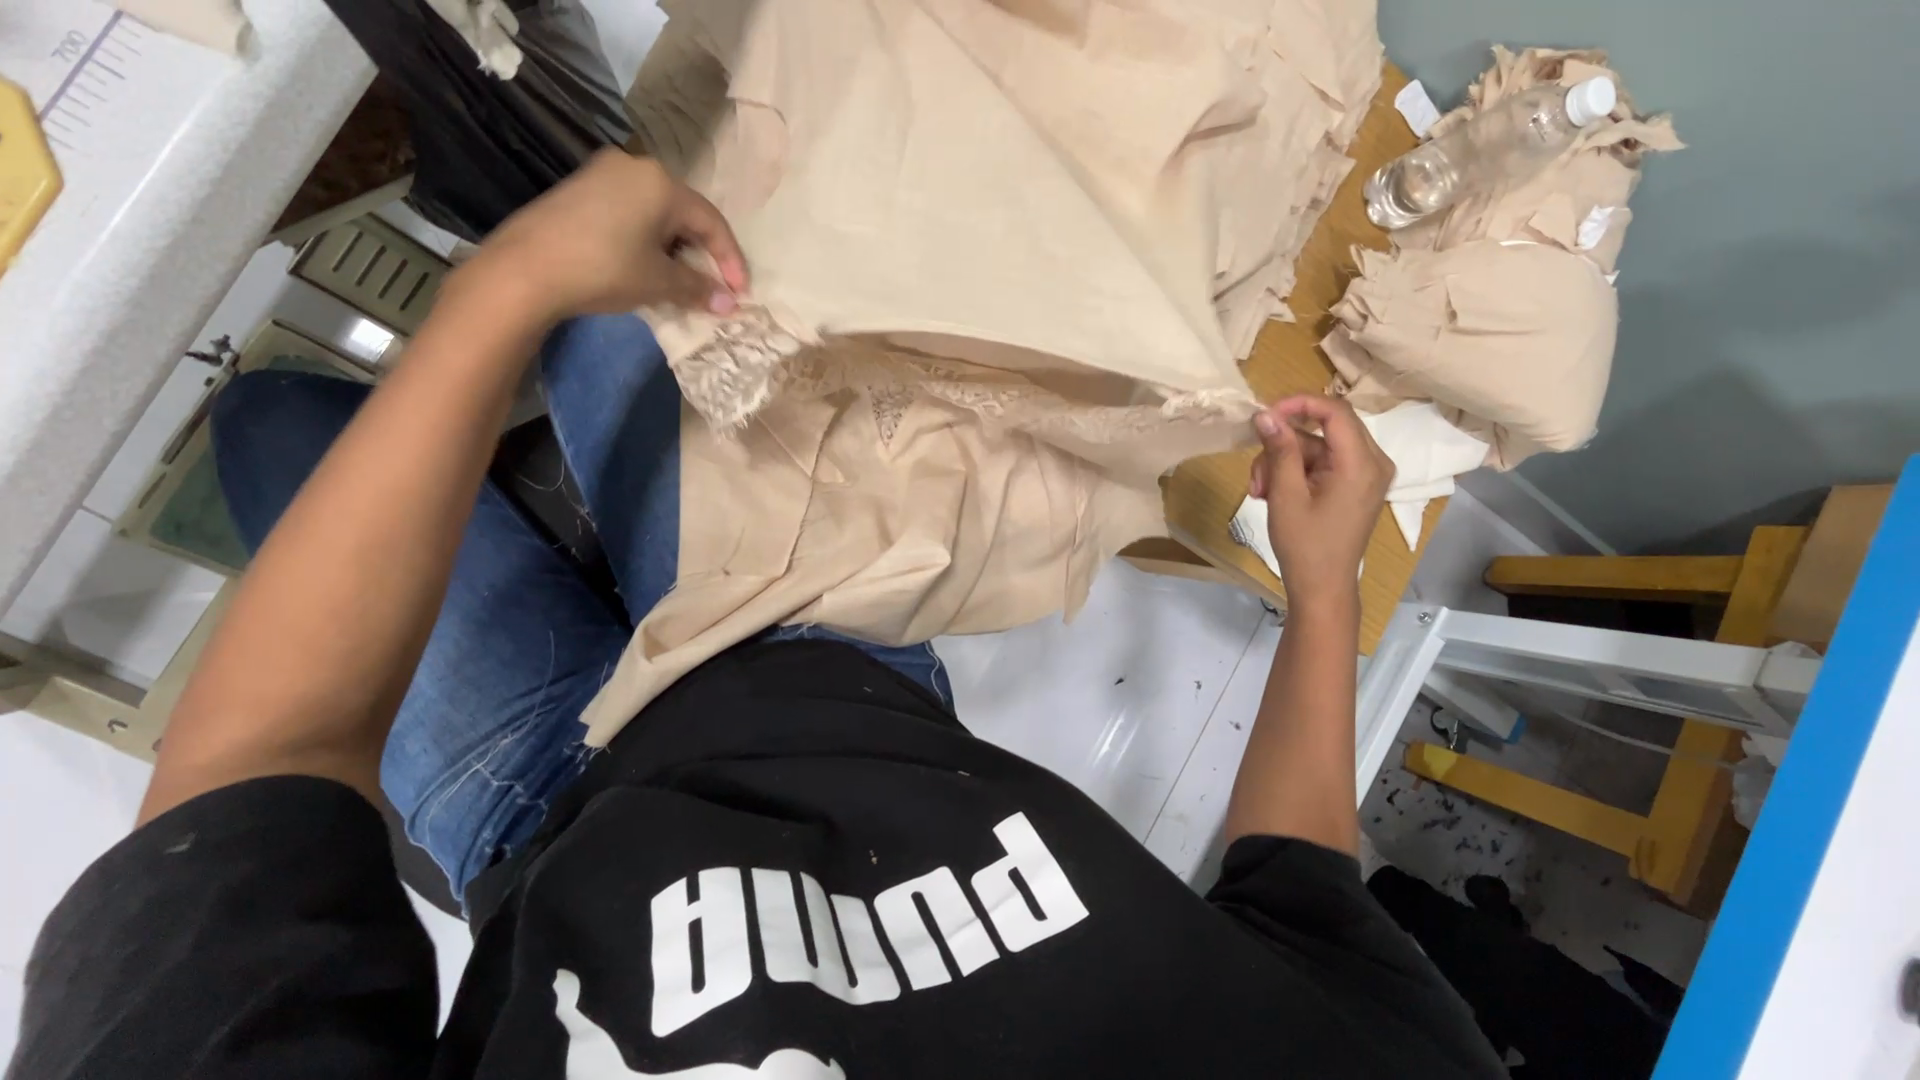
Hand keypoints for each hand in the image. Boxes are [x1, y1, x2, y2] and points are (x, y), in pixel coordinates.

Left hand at [459, 148, 749, 324]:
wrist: (525, 269)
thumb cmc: (604, 269)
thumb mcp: (659, 282)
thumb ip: (698, 288)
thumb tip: (728, 303)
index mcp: (662, 182)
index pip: (712, 222)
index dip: (730, 261)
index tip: (739, 294)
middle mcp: (636, 167)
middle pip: (684, 214)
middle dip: (702, 254)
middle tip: (711, 287)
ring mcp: (604, 174)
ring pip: (656, 213)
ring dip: (674, 248)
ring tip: (679, 281)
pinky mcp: (580, 189)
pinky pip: (631, 212)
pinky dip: (647, 240)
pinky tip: (645, 266)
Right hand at [1247, 395, 1393, 610]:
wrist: (1323, 588)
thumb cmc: (1305, 545)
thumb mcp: (1286, 495)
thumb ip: (1279, 450)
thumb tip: (1264, 414)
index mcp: (1362, 463)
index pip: (1335, 411)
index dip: (1298, 404)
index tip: (1265, 415)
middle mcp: (1373, 462)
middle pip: (1323, 429)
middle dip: (1284, 444)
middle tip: (1256, 471)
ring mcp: (1366, 474)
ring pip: (1316, 447)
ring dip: (1283, 463)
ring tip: (1260, 492)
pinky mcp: (1355, 485)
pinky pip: (1322, 463)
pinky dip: (1295, 473)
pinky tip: (1274, 494)